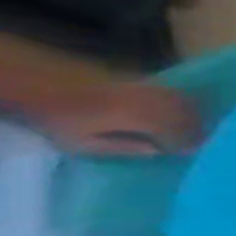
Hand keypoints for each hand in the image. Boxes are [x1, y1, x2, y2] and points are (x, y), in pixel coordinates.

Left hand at [47, 82, 200, 155]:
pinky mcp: (148, 82)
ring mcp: (153, 89)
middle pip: (189, 117)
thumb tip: (158, 150)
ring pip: (187, 105)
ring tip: (189, 131)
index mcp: (144, 118)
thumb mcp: (84, 143)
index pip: (180, 133)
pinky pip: (177, 96)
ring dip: (192, 119)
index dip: (186, 144)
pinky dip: (184, 106)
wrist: (41, 86)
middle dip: (195, 132)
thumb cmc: (62, 120)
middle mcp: (156, 101)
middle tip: (194, 144)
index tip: (188, 153)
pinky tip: (178, 114)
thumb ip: (123, 147)